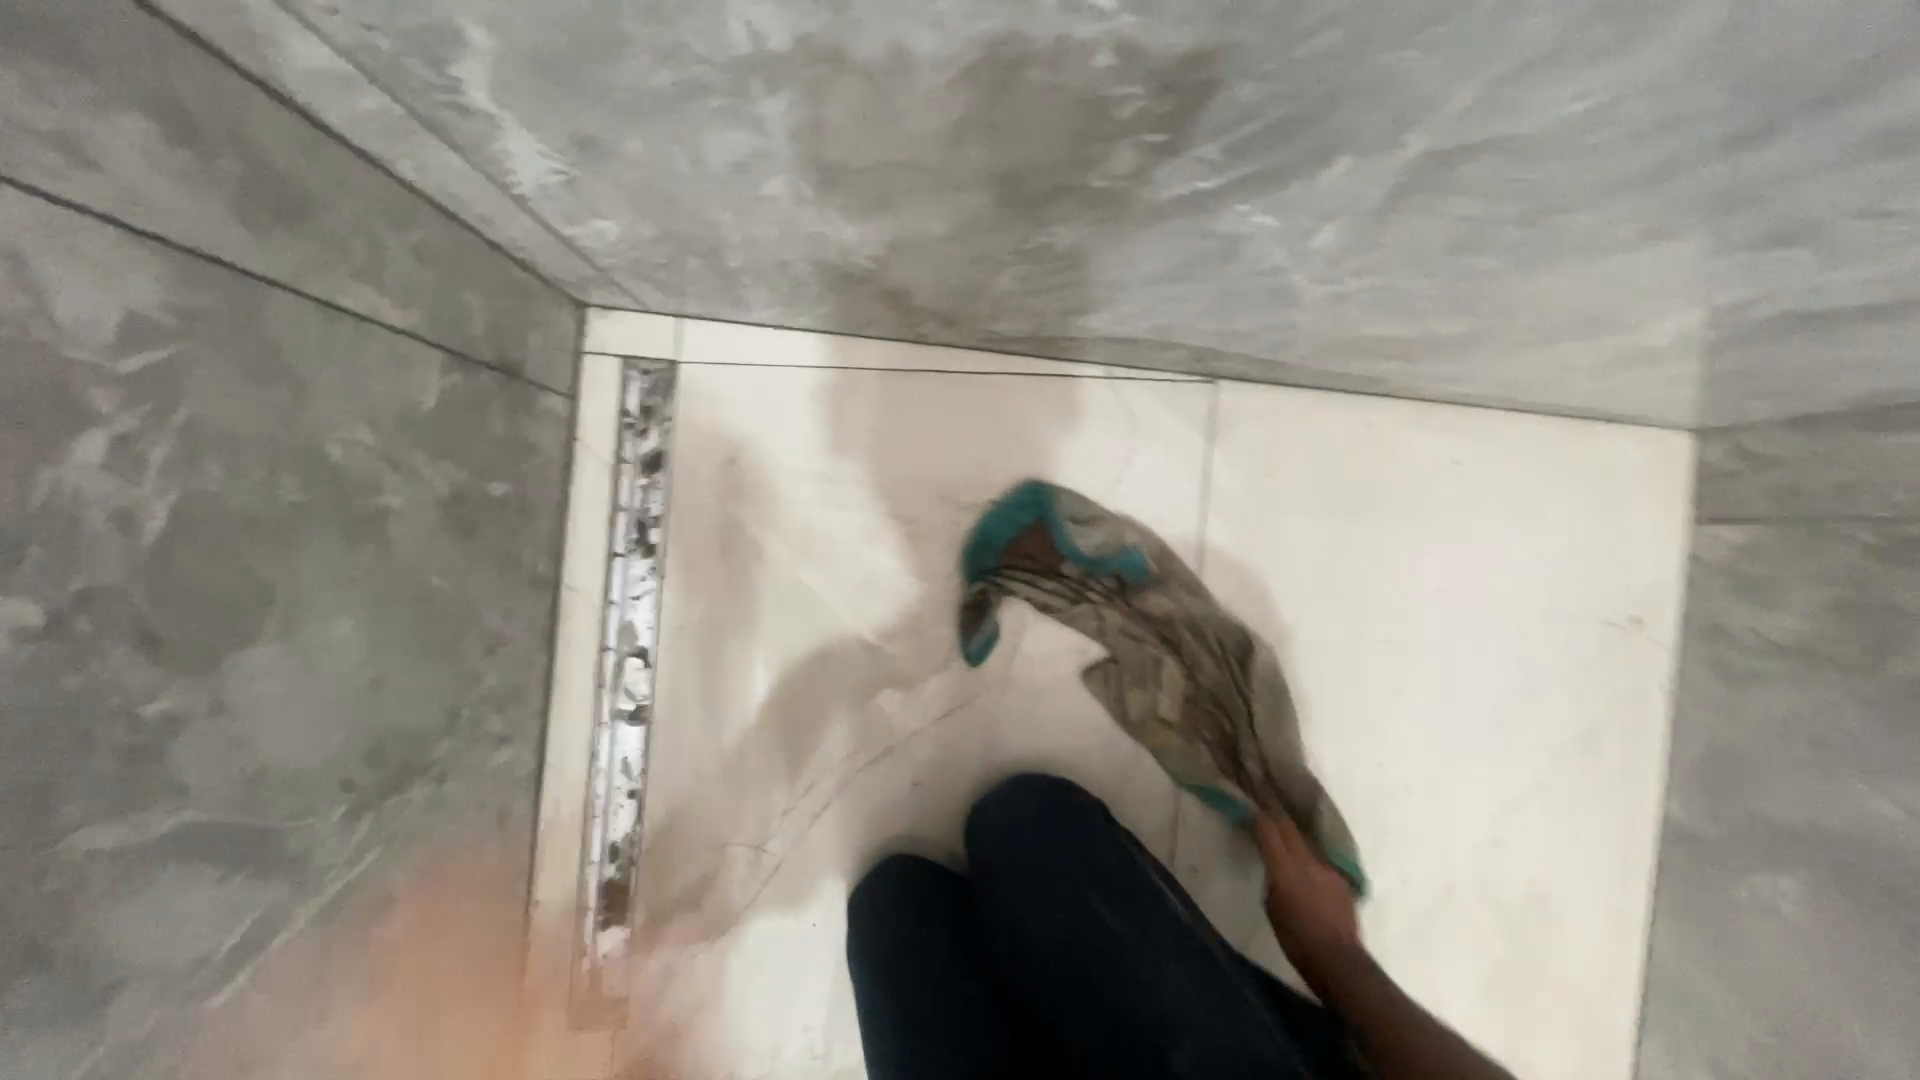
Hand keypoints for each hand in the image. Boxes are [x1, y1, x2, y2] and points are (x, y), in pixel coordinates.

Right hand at [1253, 811, 1362, 989]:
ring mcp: (1328, 869)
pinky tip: (1307, 866)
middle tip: (1265, 799)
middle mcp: (1307, 862)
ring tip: (1284, 830)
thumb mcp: (1272, 906)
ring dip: (1294, 834)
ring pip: (1307, 842)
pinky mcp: (1342, 880)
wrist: (1339, 961)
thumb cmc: (1295, 940)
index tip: (1251, 804)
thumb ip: (1272, 879)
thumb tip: (1274, 866)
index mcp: (1285, 869)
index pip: (1269, 831)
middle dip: (1276, 813)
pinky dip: (1309, 857)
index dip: (1259, 816)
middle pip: (1290, 828)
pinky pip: (1321, 861)